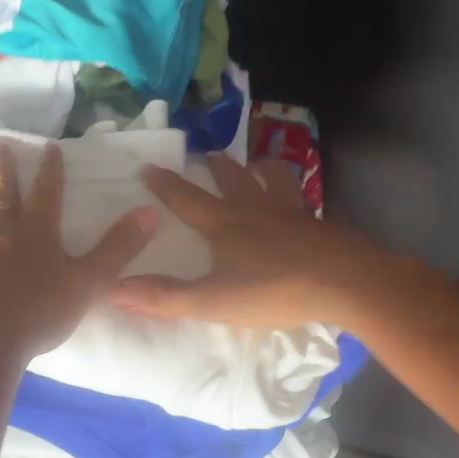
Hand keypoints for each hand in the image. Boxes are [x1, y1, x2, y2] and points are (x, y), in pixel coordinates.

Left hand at [0, 139, 157, 358]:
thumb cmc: (43, 312)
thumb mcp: (90, 280)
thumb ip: (119, 247)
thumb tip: (151, 212)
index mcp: (37, 233)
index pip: (47, 193)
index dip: (50, 170)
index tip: (49, 146)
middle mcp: (3, 236)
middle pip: (3, 197)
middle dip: (4, 170)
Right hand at [110, 154, 387, 328]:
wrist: (346, 283)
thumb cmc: (274, 290)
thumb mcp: (212, 301)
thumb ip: (164, 297)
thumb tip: (112, 288)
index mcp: (224, 223)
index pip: (186, 198)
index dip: (165, 184)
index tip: (148, 167)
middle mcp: (255, 208)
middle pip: (232, 178)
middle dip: (217, 167)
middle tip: (209, 157)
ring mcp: (291, 212)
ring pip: (273, 178)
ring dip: (261, 168)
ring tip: (257, 165)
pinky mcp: (319, 224)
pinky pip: (303, 199)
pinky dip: (294, 193)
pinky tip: (299, 203)